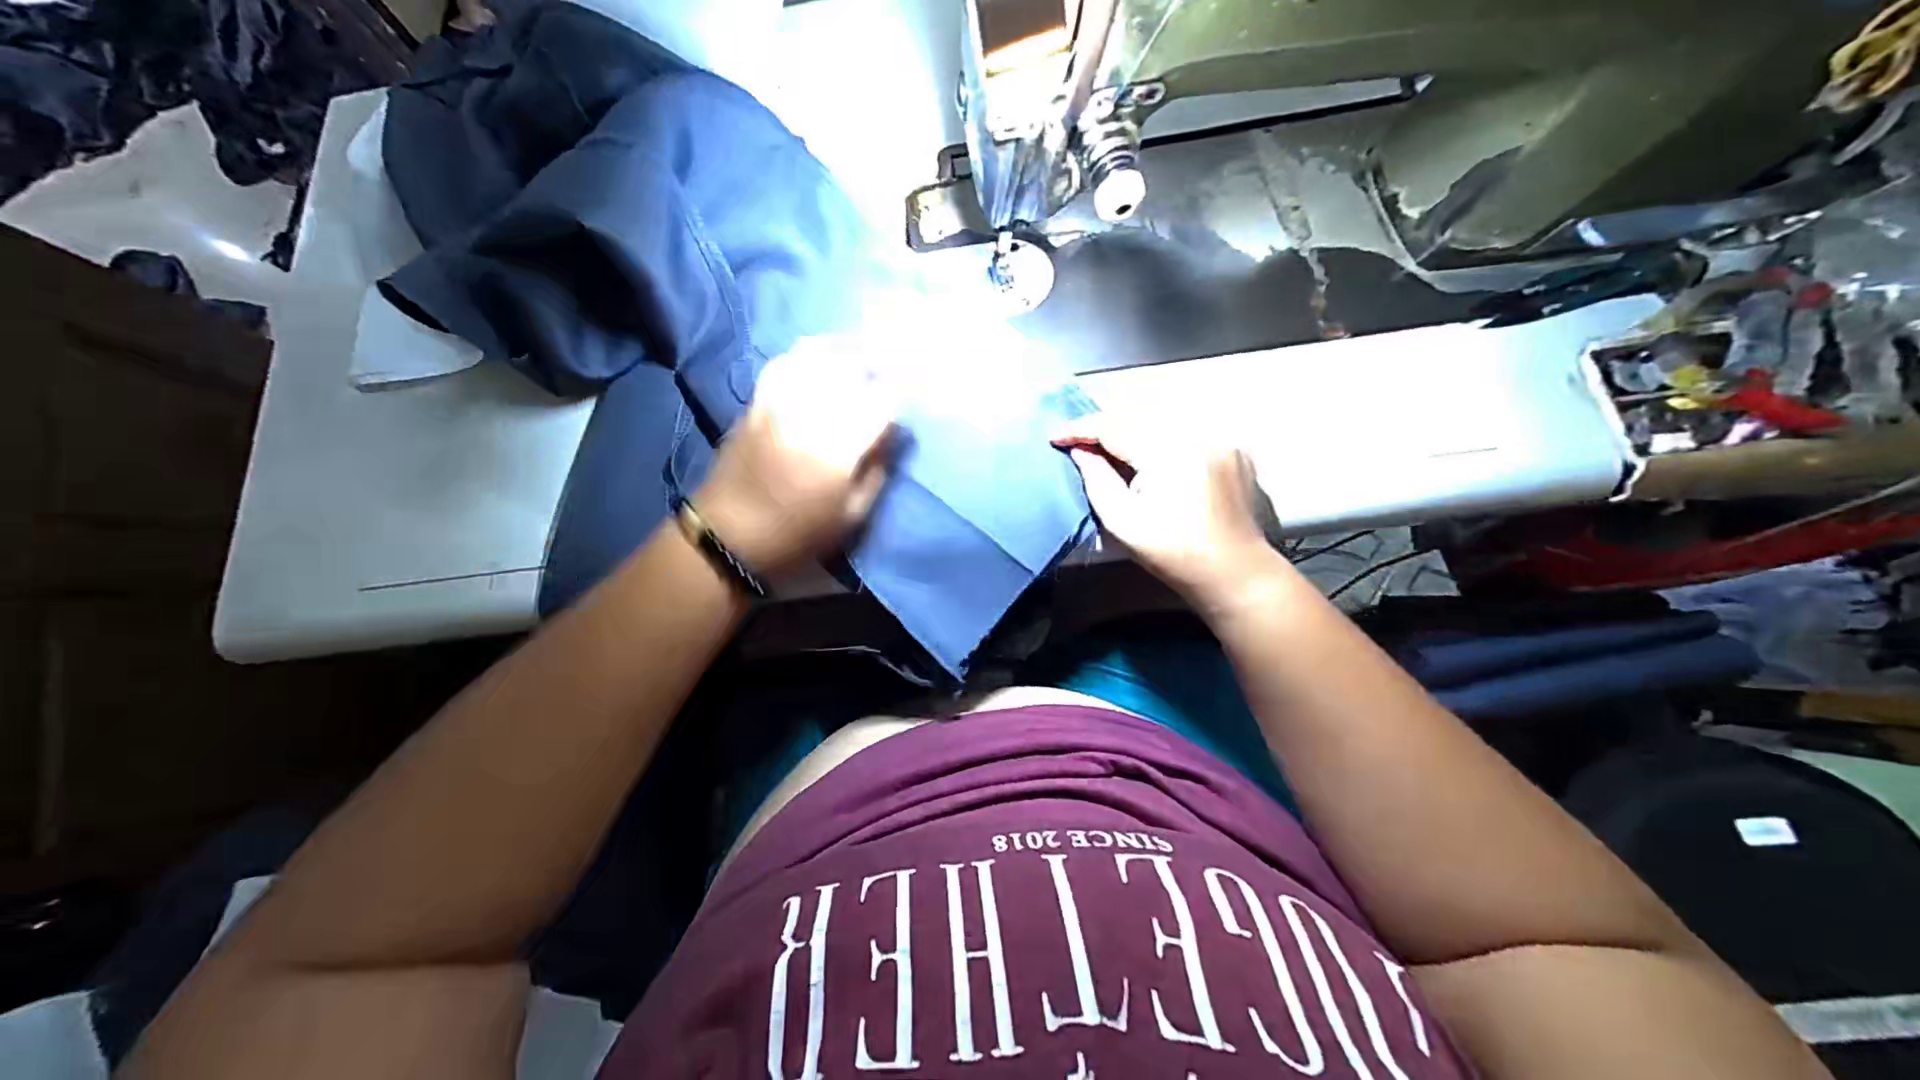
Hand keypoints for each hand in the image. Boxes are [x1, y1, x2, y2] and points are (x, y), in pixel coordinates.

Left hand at [694, 343, 897, 579]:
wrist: (729, 535)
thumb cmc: (797, 535)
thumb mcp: (851, 516)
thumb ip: (877, 470)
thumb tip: (893, 433)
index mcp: (838, 446)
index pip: (884, 399)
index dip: (904, 393)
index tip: (914, 395)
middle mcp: (810, 412)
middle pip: (854, 366)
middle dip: (881, 363)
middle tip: (897, 368)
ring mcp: (780, 400)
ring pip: (819, 354)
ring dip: (847, 349)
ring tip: (865, 354)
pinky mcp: (758, 400)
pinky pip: (786, 361)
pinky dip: (809, 353)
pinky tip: (823, 359)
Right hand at [1053, 414, 1283, 612]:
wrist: (1234, 572)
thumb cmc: (1173, 554)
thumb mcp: (1122, 521)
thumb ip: (1096, 478)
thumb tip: (1080, 451)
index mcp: (1169, 451)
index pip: (1114, 426)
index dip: (1080, 429)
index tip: (1056, 437)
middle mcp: (1197, 434)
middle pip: (1138, 415)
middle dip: (1104, 425)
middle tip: (1076, 440)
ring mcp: (1219, 439)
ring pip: (1162, 419)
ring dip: (1131, 427)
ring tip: (1106, 444)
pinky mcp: (1232, 449)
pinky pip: (1186, 431)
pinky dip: (1161, 435)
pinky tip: (1147, 452)